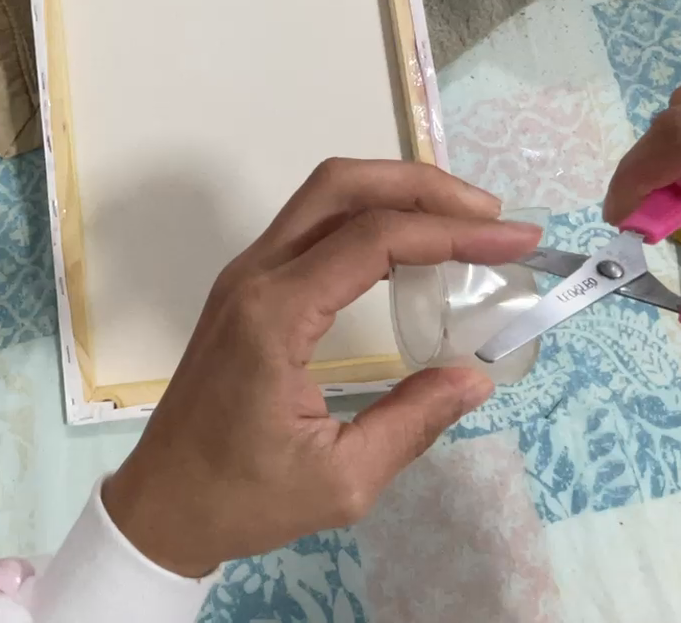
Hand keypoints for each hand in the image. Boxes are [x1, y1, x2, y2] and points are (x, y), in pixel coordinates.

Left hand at [101, 159, 542, 576]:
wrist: (165, 496)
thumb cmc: (245, 495)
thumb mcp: (342, 480)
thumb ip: (412, 421)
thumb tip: (476, 375)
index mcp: (276, 314)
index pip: (371, 239)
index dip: (451, 231)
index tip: (514, 240)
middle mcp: (256, 273)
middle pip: (340, 186)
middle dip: (420, 185)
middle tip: (489, 214)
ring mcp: (247, 272)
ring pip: (323, 196)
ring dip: (393, 194)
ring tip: (462, 223)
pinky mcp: (248, 283)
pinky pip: (312, 225)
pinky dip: (366, 218)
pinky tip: (407, 250)